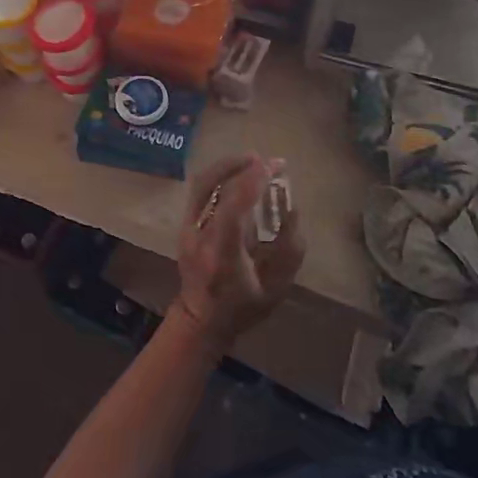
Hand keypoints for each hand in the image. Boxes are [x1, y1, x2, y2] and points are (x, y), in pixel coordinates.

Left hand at [174, 154, 304, 348]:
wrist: (200, 317)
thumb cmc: (243, 307)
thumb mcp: (276, 287)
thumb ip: (289, 249)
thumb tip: (292, 209)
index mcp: (221, 254)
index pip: (232, 208)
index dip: (251, 183)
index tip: (271, 166)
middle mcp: (198, 235)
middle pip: (209, 188)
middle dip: (236, 167)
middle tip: (264, 160)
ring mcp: (186, 228)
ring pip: (200, 185)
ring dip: (226, 168)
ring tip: (252, 162)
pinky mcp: (184, 225)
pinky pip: (199, 193)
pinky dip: (219, 178)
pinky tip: (238, 176)